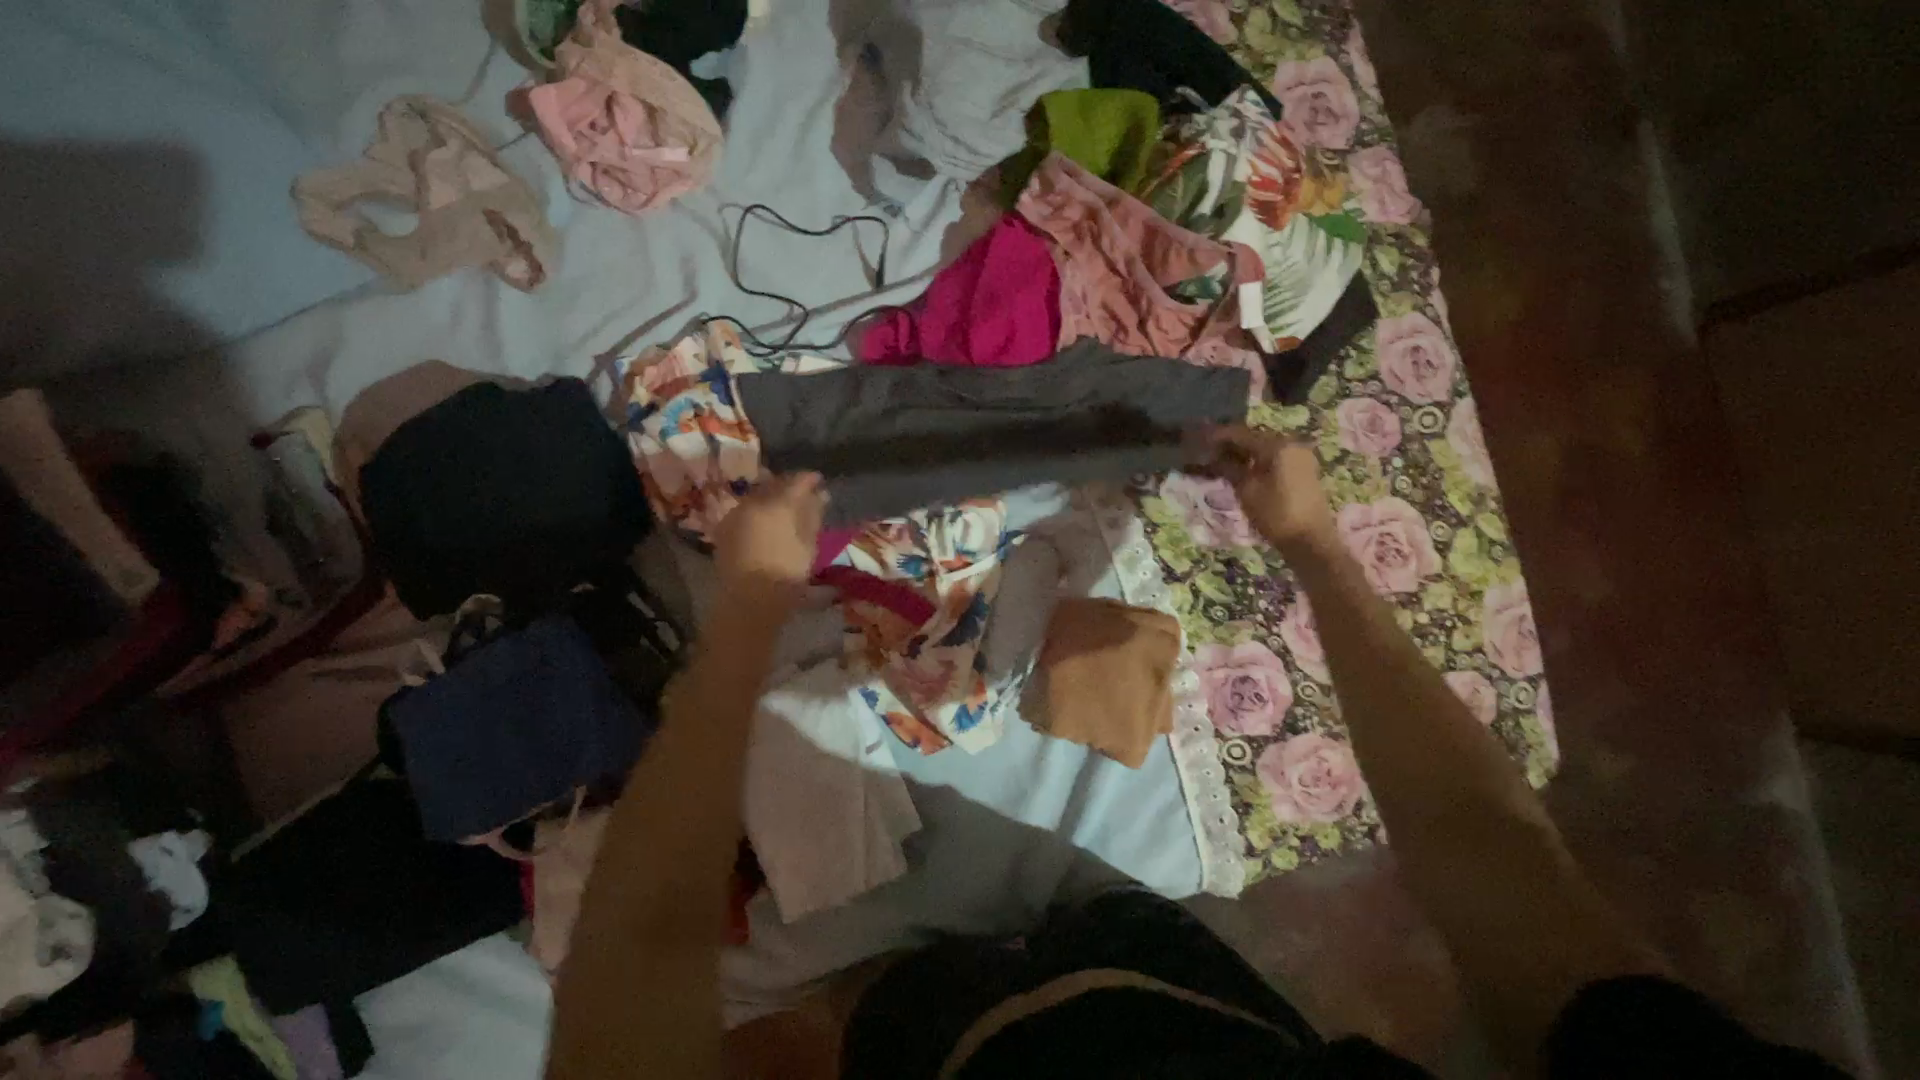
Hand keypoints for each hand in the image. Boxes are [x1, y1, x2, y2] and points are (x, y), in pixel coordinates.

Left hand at [713, 472, 827, 600]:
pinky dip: (757, 511)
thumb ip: (813, 515)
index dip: (810, 479)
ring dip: (771, 497)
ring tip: (783, 508)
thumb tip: (820, 495)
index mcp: (778, 504)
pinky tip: (765, 521)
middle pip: (773, 485)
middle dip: (788, 486)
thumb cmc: (786, 574)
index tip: (819, 481)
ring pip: (757, 496)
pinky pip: (744, 510)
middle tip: (802, 493)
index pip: (797, 481)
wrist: (748, 600)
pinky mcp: (723, 528)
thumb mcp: (808, 545)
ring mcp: (735, 514)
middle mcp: (753, 502)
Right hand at [1208, 426, 1336, 554]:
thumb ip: (1229, 468)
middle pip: (1255, 439)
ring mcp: (1300, 458)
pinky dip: (1257, 463)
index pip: (1242, 434)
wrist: (1310, 540)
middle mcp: (1291, 444)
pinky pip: (1275, 460)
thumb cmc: (1276, 513)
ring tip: (1221, 462)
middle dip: (1231, 445)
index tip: (1200, 440)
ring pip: (1264, 450)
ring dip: (1243, 455)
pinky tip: (1241, 471)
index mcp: (1278, 445)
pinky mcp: (1303, 471)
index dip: (1219, 437)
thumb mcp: (1247, 490)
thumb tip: (1213, 457)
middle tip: (1208, 452)